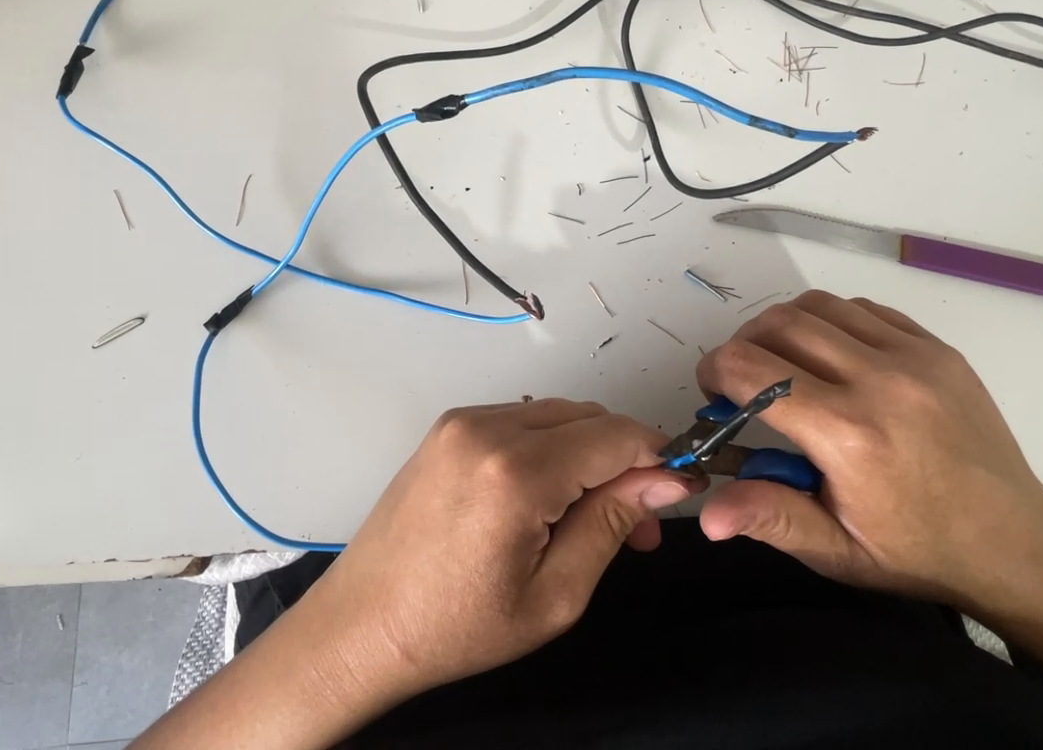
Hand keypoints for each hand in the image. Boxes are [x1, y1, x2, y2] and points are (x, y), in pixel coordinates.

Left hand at [285, 399, 698, 706]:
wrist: (362, 624)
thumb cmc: (459, 627)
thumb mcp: (555, 595)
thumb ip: (614, 524)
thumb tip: (667, 479)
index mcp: (517, 471)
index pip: (617, 436)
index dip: (657, 458)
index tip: (680, 490)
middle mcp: (488, 428)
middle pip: (589, 417)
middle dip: (624, 460)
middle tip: (637, 522)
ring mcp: (462, 422)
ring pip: (557, 414)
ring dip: (588, 452)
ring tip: (590, 516)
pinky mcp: (448, 428)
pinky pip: (521, 420)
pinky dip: (549, 447)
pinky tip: (546, 496)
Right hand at [695, 290, 1042, 617]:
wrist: (1014, 543)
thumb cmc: (915, 551)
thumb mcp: (835, 551)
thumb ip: (769, 518)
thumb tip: (707, 515)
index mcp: (848, 434)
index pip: (749, 368)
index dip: (714, 373)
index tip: (715, 397)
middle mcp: (880, 381)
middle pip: (777, 324)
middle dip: (742, 345)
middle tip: (743, 382)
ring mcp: (915, 357)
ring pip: (817, 305)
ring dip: (783, 328)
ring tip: (785, 365)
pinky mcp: (937, 348)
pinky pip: (862, 309)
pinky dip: (831, 323)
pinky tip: (834, 358)